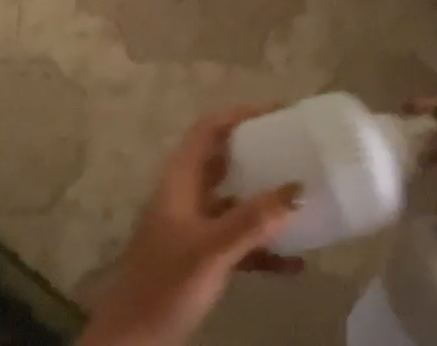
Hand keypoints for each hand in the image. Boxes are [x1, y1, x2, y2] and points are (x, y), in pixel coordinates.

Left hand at [79, 106, 305, 345]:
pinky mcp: (200, 258)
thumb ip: (252, 220)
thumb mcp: (212, 250)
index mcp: (179, 181)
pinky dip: (263, 247)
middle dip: (258, 152)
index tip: (279, 113)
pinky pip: (238, 242)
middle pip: (223, 160)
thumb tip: (297, 188)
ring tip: (304, 199)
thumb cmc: (165, 284)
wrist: (132, 340)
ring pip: (233, 201)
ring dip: (265, 201)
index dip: (240, 115)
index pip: (208, 130)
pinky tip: (296, 266)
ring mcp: (192, 227)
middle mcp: (185, 195)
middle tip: (298, 150)